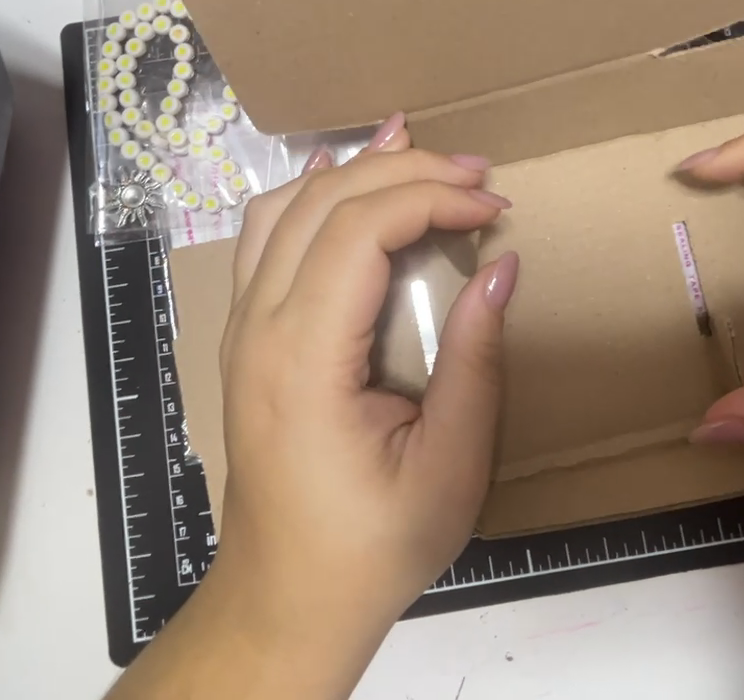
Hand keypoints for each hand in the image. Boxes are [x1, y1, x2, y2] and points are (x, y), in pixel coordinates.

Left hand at [205, 119, 520, 686]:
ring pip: (286, 206)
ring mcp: (241, 325)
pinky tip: (340, 177)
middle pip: (325, 201)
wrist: (286, 598)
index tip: (495, 207)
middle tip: (478, 172)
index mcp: (303, 356)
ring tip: (414, 145)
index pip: (362, 229)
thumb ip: (476, 360)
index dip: (434, 198)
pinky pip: (267, 236)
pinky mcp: (247, 333)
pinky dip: (310, 195)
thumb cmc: (373, 546)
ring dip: (354, 169)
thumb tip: (502, 266)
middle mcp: (258, 325)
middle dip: (406, 170)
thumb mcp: (450, 467)